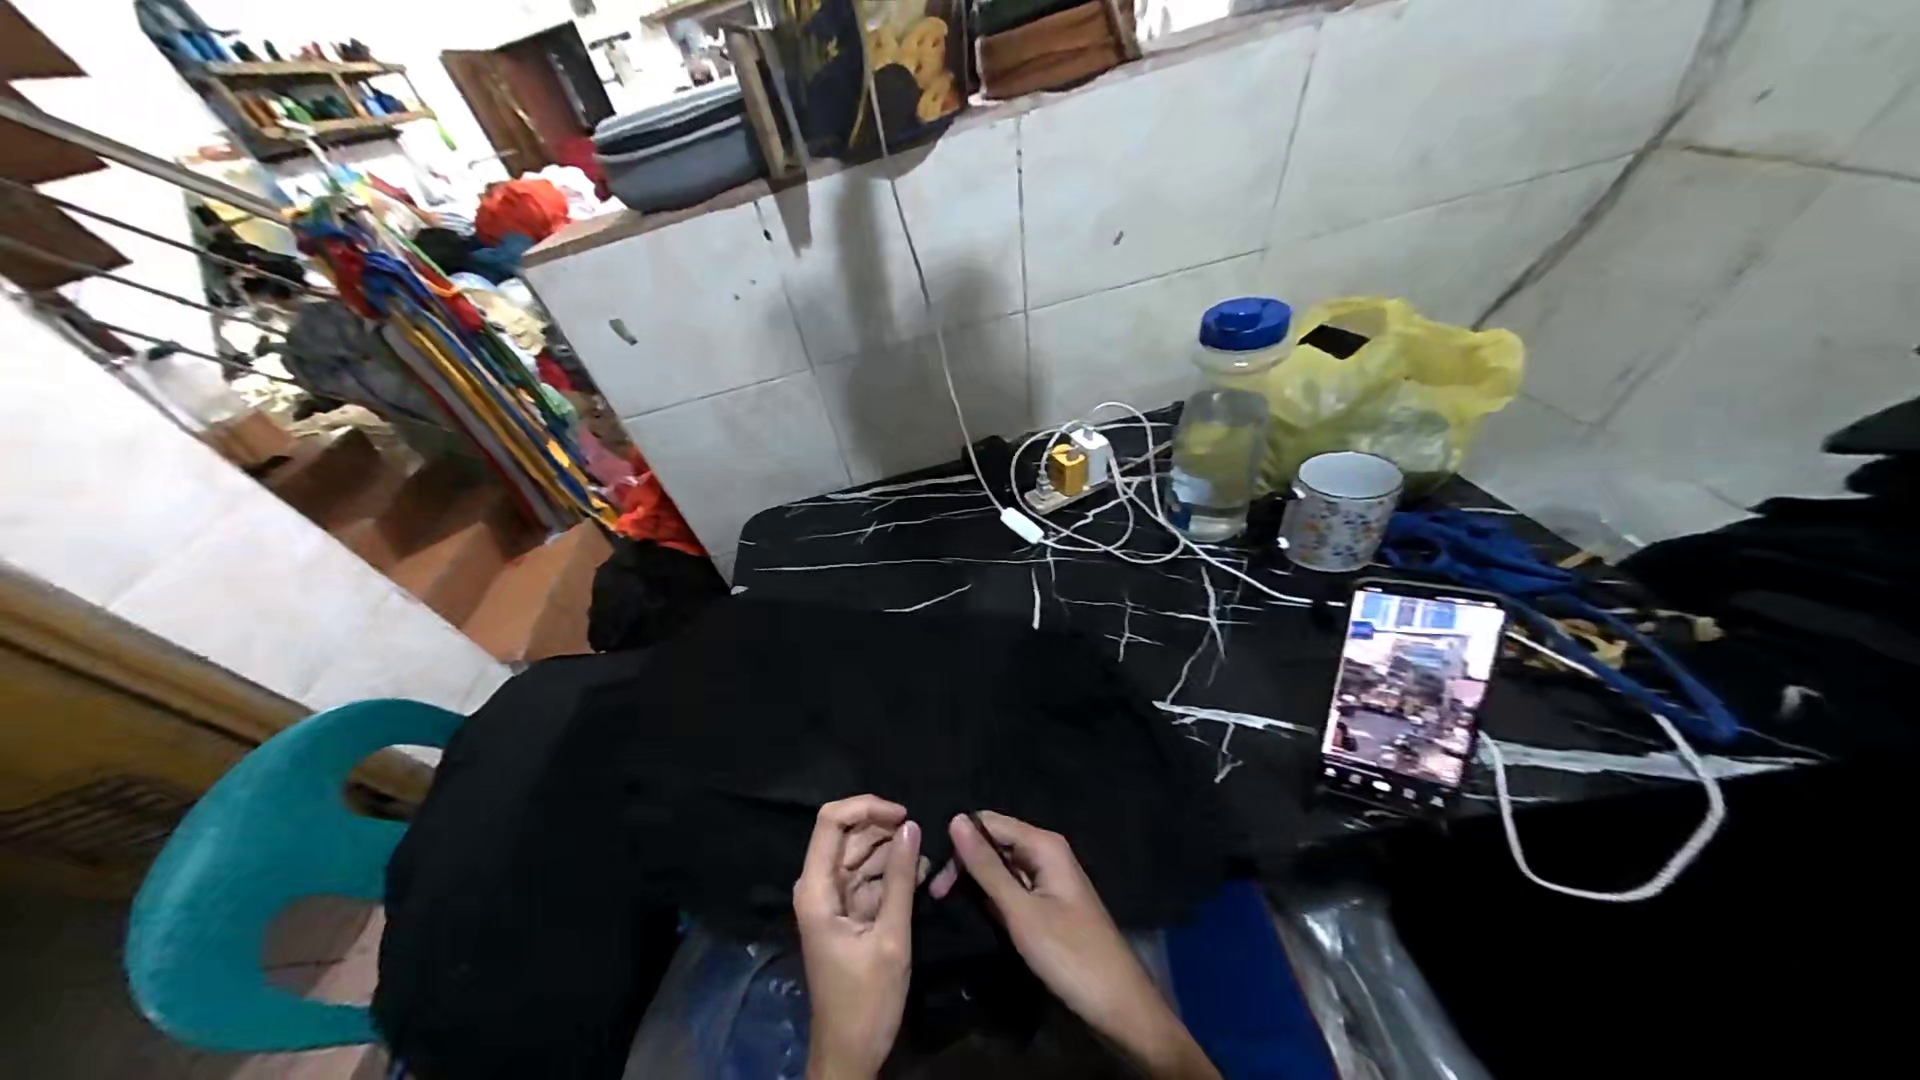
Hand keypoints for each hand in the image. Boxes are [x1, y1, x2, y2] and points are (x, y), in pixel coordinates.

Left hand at [794, 796, 923, 1079]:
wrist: (850, 1054)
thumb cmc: (866, 1001)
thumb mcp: (891, 937)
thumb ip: (900, 878)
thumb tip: (911, 825)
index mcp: (816, 888)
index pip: (831, 821)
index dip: (866, 807)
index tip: (903, 815)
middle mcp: (819, 885)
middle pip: (849, 833)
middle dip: (885, 830)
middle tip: (922, 839)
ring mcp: (834, 898)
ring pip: (863, 853)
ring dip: (894, 851)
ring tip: (925, 862)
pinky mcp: (850, 910)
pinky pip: (871, 876)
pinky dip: (894, 872)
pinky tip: (920, 875)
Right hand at [945, 811, 1220, 1079]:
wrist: (1120, 1008)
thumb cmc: (1070, 956)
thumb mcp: (1021, 912)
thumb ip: (987, 867)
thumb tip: (955, 820)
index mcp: (1044, 844)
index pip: (988, 822)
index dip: (959, 843)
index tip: (933, 876)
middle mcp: (1046, 853)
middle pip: (994, 842)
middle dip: (965, 863)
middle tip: (935, 896)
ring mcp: (1047, 879)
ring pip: (1001, 867)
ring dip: (976, 882)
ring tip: (946, 904)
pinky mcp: (1046, 904)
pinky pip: (1011, 889)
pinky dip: (992, 899)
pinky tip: (975, 915)